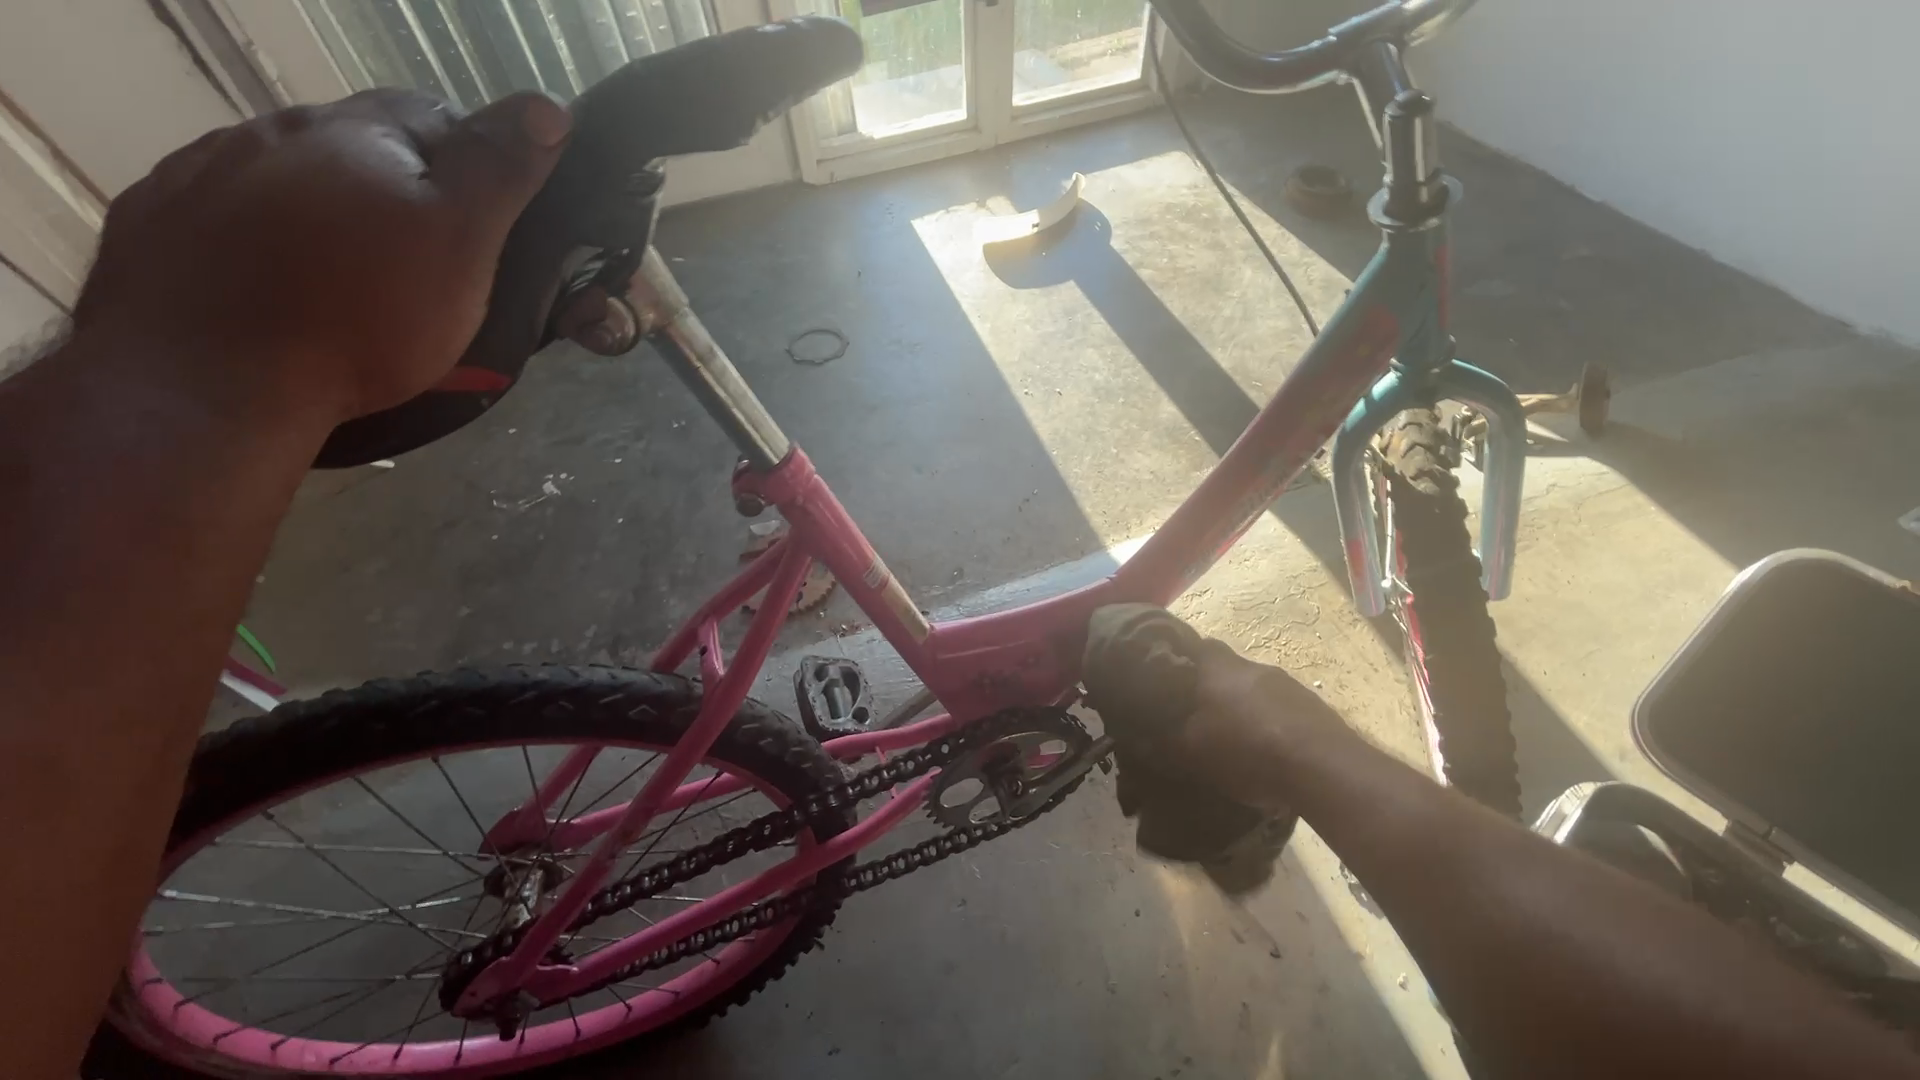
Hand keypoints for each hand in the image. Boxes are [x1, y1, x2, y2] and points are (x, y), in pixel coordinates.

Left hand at [71, 89, 570, 421]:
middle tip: (438, 280)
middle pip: (372, 156)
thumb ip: (500, 170)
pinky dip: (277, 251)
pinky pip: (242, 224)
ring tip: (365, 297)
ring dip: (343, 227)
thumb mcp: (460, 243)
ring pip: (305, 190)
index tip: (499, 236)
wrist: (209, 385)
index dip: (484, 173)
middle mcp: (274, 132)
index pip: (442, 118)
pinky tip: (292, 299)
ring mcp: (203, 176)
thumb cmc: (363, 313)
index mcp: (357, 133)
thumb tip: (547, 107)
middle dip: (413, 205)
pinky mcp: (161, 227)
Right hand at [1154, 641, 1353, 810]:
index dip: (1180, 657)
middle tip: (1196, 713)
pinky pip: (1281, 709)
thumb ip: (1164, 741)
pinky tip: (1267, 751)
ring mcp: (1289, 686)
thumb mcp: (1192, 752)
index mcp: (1220, 669)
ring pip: (1256, 689)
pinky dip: (1270, 723)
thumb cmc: (1246, 751)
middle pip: (1227, 668)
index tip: (1167, 676)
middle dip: (1212, 687)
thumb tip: (1140, 736)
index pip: (1196, 645)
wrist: (1324, 769)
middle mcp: (1254, 667)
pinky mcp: (1314, 709)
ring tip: (1233, 736)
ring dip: (1243, 706)